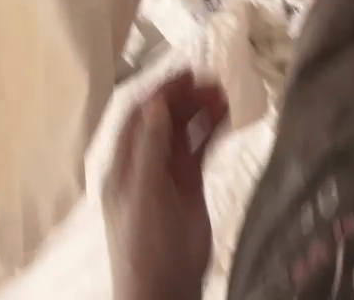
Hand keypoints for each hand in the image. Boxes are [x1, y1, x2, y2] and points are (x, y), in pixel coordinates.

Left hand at [103, 72, 229, 299]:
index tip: (185, 75)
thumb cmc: (145, 242)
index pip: (138, 117)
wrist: (166, 287)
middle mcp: (145, 162)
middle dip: (185, 98)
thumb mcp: (143, 192)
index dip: (158, 92)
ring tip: (224, 93)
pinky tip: (229, 116)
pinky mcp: (191, 181)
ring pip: (185, 129)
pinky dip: (214, 128)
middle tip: (212, 81)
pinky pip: (202, 146)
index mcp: (124, 164)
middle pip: (164, 119)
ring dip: (202, 109)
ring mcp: (169, 171)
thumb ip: (150, 147)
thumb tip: (156, 103)